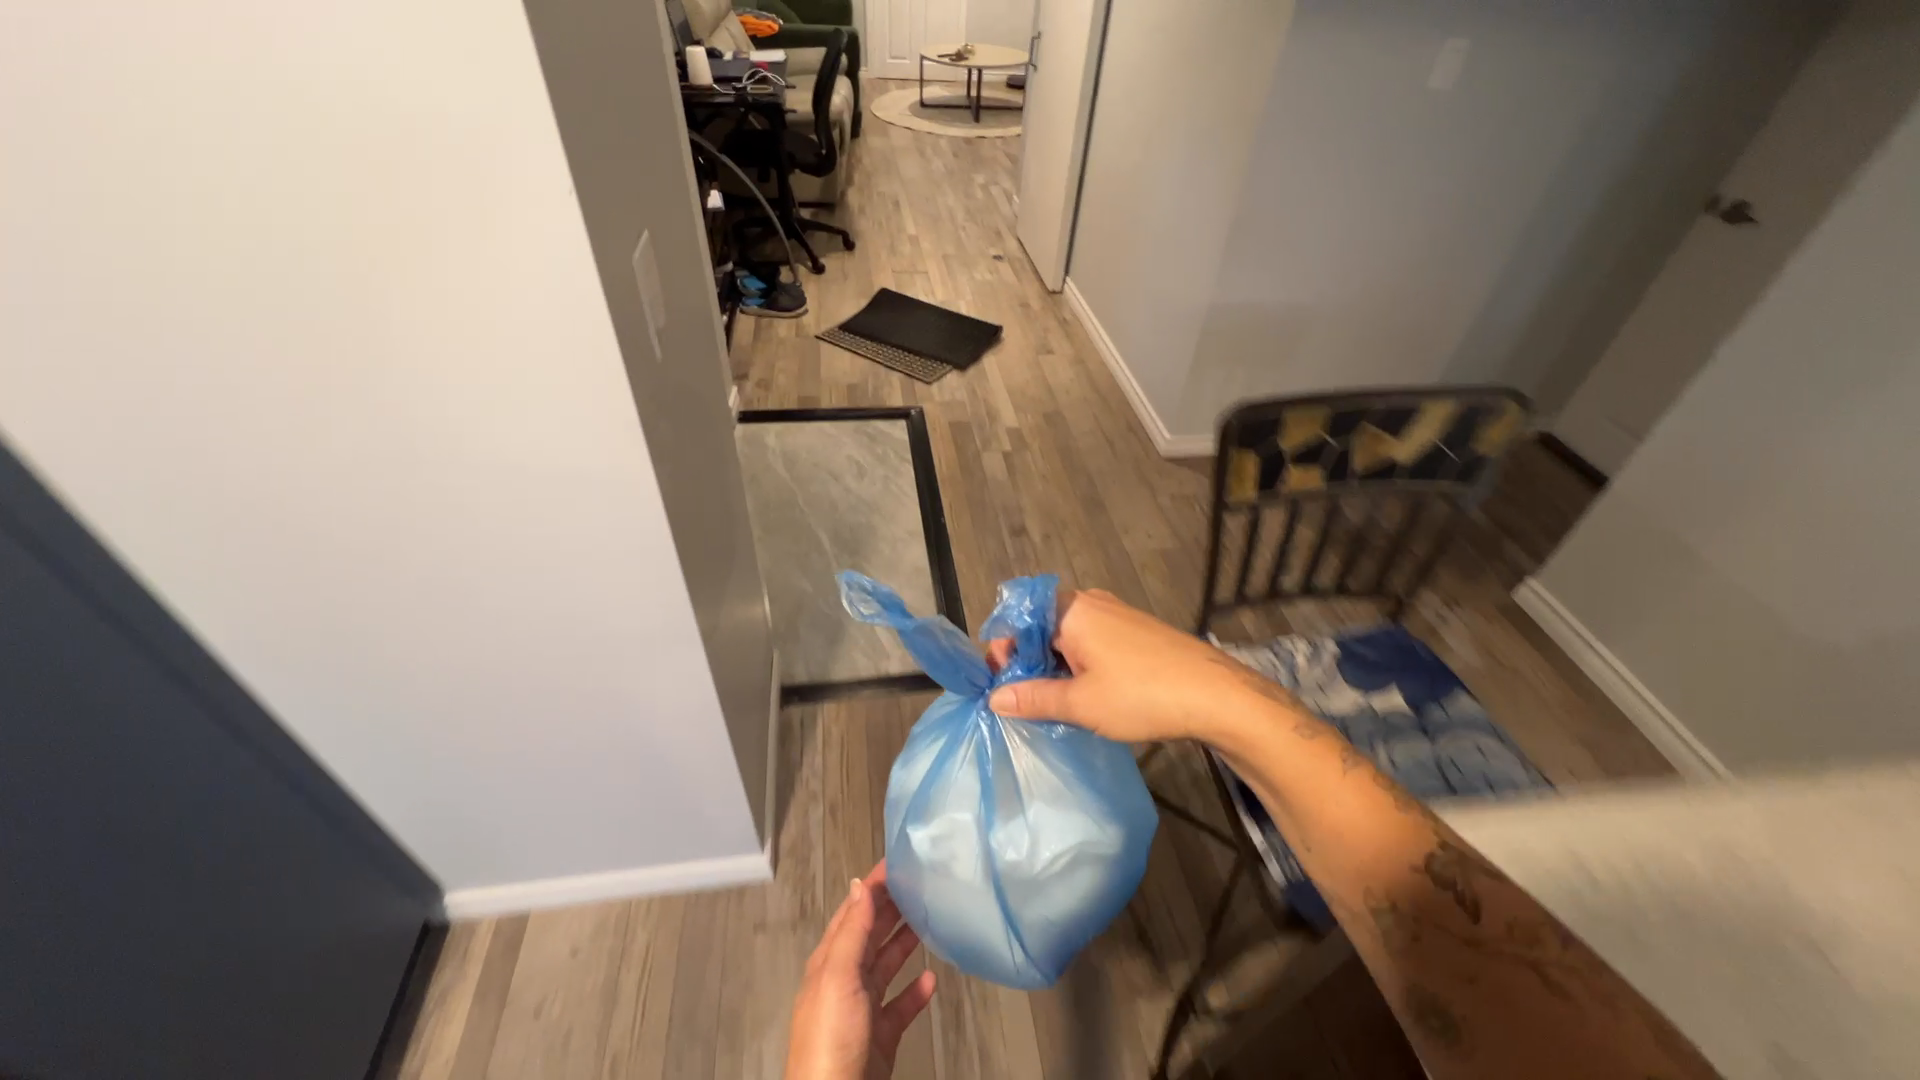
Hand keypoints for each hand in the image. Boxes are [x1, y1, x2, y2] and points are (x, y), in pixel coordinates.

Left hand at [784, 862, 936, 1079]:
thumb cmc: (831, 1035)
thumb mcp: (837, 977)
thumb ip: (851, 931)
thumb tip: (860, 884)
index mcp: (829, 962)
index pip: (853, 912)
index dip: (872, 886)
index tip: (897, 862)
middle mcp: (844, 981)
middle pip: (870, 935)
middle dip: (891, 908)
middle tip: (920, 884)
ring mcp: (862, 1010)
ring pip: (886, 966)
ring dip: (904, 943)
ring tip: (929, 921)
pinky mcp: (881, 1036)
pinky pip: (900, 1006)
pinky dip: (915, 991)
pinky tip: (931, 981)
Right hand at [985, 588, 1300, 746]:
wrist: (1218, 697)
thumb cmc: (1141, 695)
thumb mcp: (1080, 703)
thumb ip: (1033, 697)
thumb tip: (995, 698)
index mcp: (1072, 610)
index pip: (1019, 617)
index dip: (1003, 648)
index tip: (1001, 684)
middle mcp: (1092, 602)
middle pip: (1042, 624)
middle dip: (1027, 659)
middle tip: (1025, 699)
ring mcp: (1117, 614)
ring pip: (1068, 635)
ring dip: (1054, 665)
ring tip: (1055, 703)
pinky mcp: (1136, 631)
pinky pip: (1092, 641)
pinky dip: (1080, 663)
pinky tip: (1088, 695)